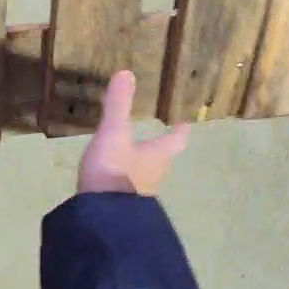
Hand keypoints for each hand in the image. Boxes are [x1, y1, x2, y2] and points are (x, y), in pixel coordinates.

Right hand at [76, 71, 190, 196]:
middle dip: (159, 149)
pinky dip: (122, 181)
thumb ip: (119, 105)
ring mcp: (137, 194)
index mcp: (158, 156)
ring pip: (144, 175)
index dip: (180, 131)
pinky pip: (125, 189)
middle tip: (158, 138)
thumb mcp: (114, 133)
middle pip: (162, 159)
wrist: (102, 216)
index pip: (176, 140)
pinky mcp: (120, 207)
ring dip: (140, 166)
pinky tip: (111, 179)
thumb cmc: (114, 171)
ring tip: (132, 156)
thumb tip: (127, 73)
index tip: (186, 123)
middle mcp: (154, 175)